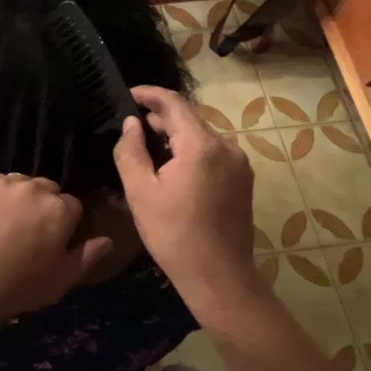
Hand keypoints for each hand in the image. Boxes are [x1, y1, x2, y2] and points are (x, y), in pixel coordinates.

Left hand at [0, 174, 113, 325]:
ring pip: (22, 184)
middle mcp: (34, 187)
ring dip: (21, 198)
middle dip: (45, 207)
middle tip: (31, 234)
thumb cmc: (19, 286)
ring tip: (8, 225)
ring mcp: (3, 184)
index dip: (65, 226)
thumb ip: (88, 256)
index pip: (73, 207)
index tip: (53, 243)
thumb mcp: (62, 280)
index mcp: (60, 208)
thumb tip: (108, 240)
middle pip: (48, 190)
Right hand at [113, 86, 256, 298]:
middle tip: (131, 130)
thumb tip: (130, 124)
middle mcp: (226, 146)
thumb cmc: (174, 234)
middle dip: (160, 119)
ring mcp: (239, 163)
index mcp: (201, 145)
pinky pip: (212, 153)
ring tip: (148, 151)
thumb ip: (131, 151)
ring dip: (175, 137)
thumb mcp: (140, 191)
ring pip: (201, 136)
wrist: (219, 276)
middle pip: (189, 119)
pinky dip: (190, 152)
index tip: (128, 95)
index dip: (149, 94)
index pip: (174, 103)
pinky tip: (172, 170)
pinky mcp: (243, 179)